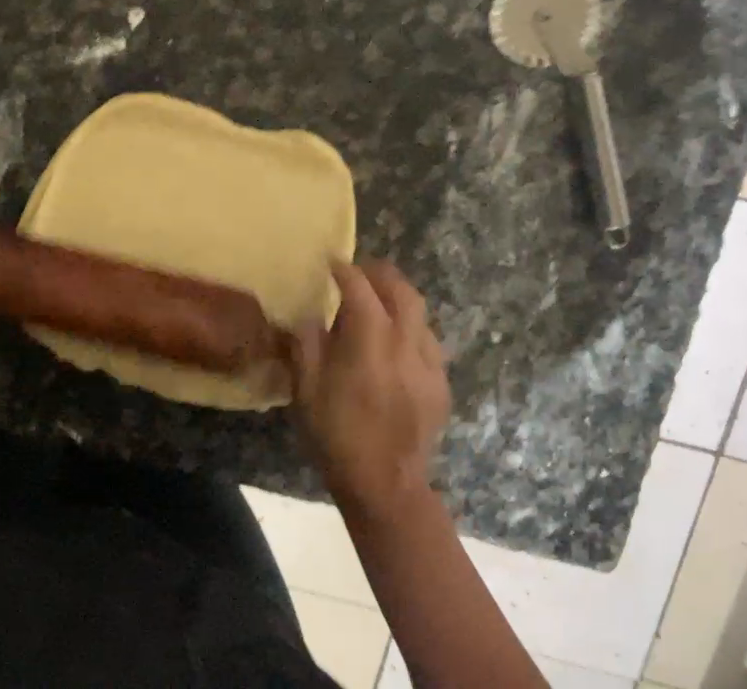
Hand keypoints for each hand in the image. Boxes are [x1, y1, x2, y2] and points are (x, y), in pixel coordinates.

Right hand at [286, 260, 450, 518]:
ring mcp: (430, 367)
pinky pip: (428, 342)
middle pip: (403, 293)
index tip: (330, 262)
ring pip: (421, 315)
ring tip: (378, 301)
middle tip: (360, 270)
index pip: (361, 292)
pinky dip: (411, 328)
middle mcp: (406, 348)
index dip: (345, 272)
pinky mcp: (441, 386)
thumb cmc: (336, 436)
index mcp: (370, 347)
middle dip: (381, 274)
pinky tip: (395, 341)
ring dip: (399, 299)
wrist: (385, 485)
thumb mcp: (306, 390)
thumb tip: (310, 317)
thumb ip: (307, 346)